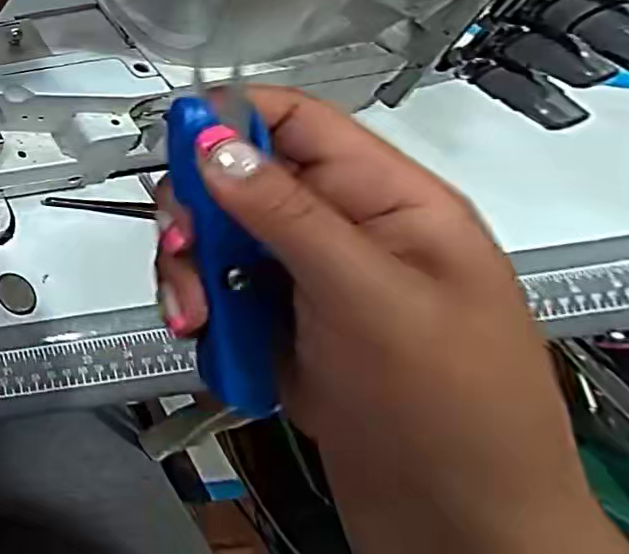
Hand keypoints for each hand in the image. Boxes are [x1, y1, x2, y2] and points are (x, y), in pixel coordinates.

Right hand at [154, 86, 625, 553]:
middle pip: (232, 172)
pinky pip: (207, 274)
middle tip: (184, 245)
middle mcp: (335, 221)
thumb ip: (288, 215)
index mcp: (386, 200)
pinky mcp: (268, 304)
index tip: (176, 140)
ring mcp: (298, 265)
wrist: (453, 528)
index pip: (295, 119)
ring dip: (188, 264)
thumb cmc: (451, 414)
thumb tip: (212, 143)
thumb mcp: (372, 300)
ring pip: (209, 226)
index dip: (231, 116)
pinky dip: (192, 297)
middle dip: (196, 209)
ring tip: (196, 311)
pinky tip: (204, 330)